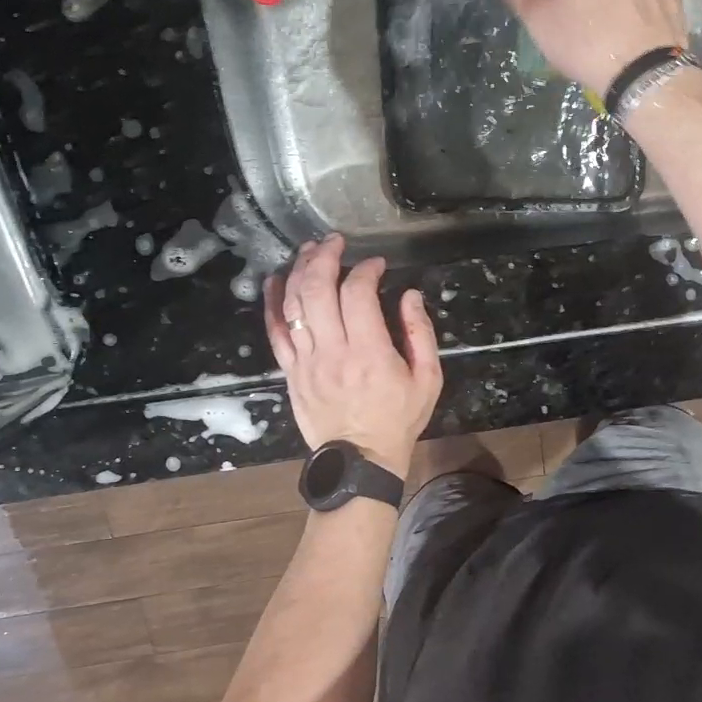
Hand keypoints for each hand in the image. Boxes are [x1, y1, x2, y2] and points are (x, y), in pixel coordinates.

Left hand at [265, 235, 442, 476]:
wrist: (361, 460)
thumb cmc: (399, 419)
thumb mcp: (428, 380)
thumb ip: (420, 334)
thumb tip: (410, 295)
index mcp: (370, 352)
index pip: (359, 294)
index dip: (366, 270)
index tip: (376, 264)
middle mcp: (333, 351)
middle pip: (318, 290)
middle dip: (324, 257)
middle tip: (334, 242)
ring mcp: (306, 361)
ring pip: (293, 304)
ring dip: (299, 271)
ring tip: (309, 251)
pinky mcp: (291, 372)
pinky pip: (274, 331)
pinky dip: (272, 302)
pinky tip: (276, 280)